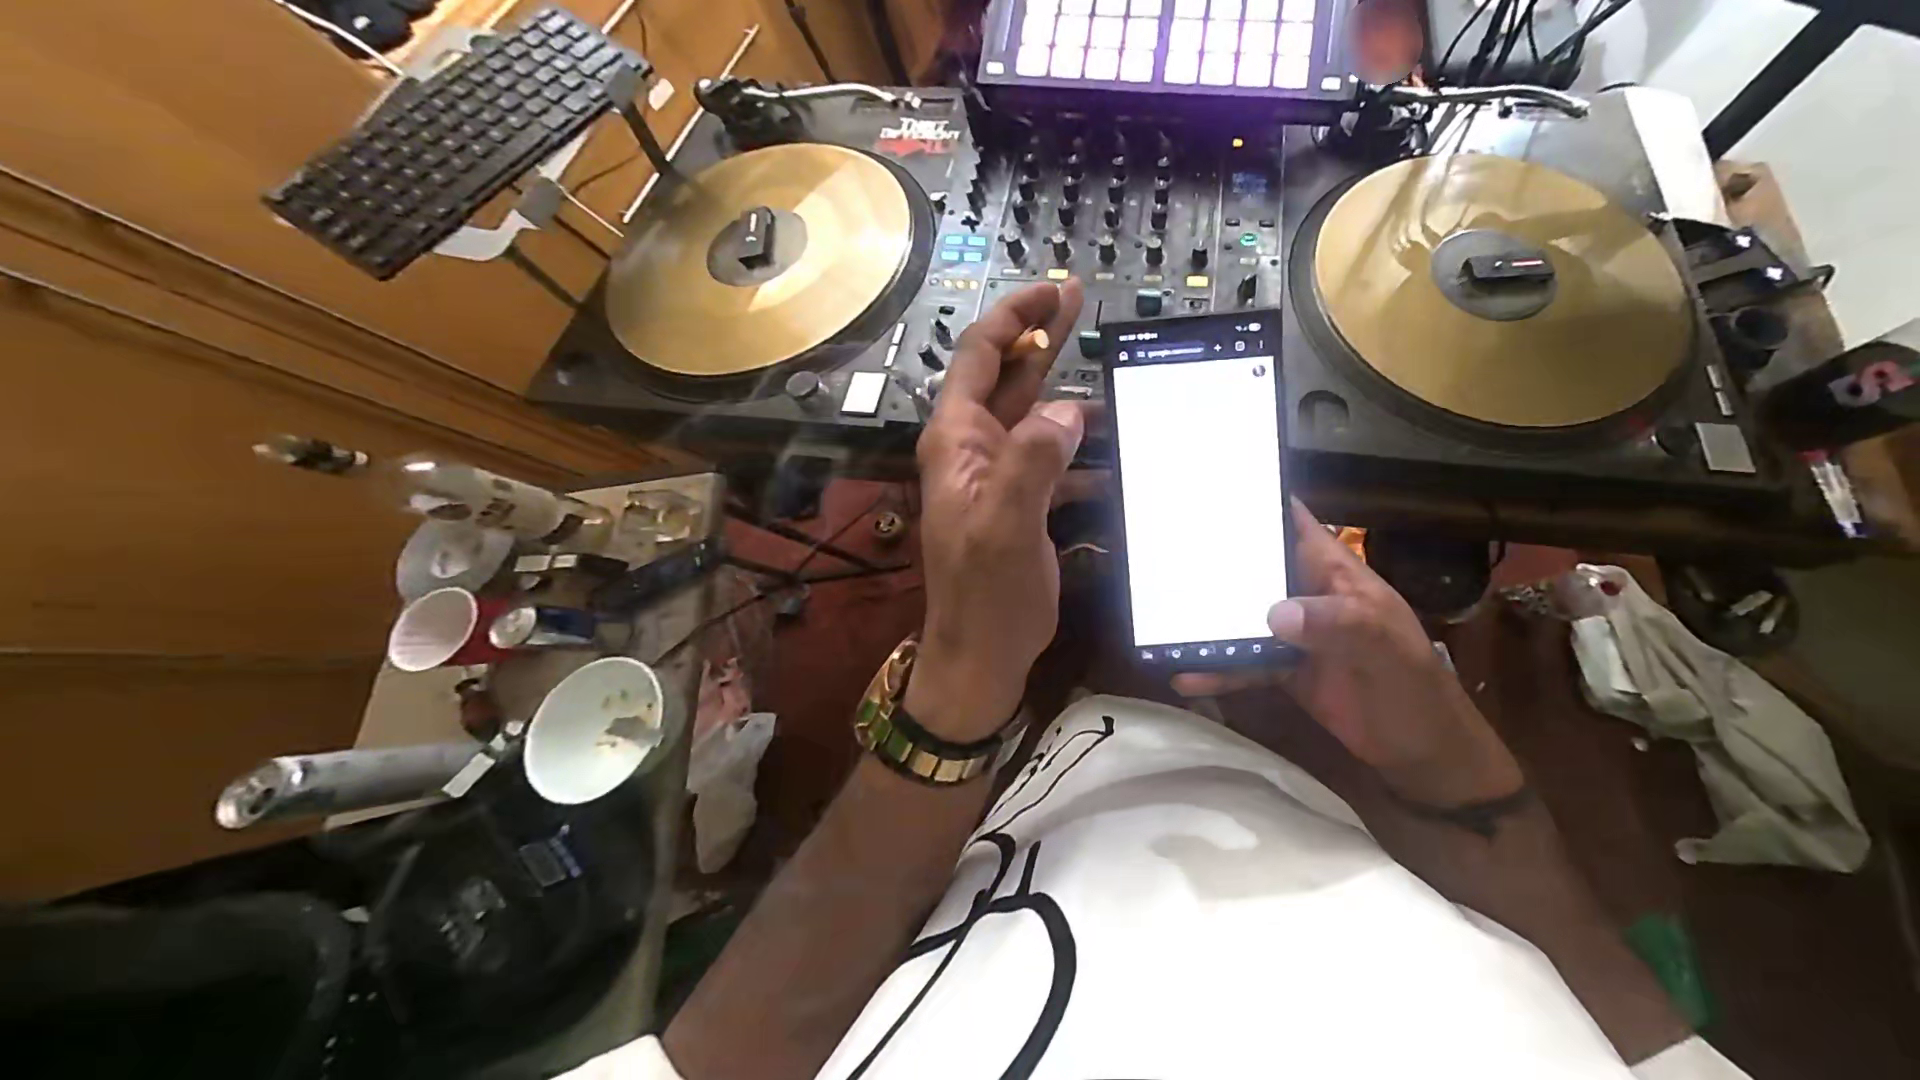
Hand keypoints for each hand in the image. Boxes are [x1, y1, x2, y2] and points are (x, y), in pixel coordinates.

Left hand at [905, 280, 1086, 741]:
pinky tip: (1114, 451)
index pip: (978, 358)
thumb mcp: (1006, 526)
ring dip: (1068, 395)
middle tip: (1079, 302)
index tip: (1053, 292)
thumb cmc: (985, 595)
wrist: (982, 654)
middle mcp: (973, 450)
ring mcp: (997, 477)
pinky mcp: (1020, 503)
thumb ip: (1030, 462)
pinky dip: (1079, 449)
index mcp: (957, 442)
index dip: (1014, 319)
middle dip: (1042, 340)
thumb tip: (1066, 410)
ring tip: (1115, 378)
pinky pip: (1052, 459)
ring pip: (1033, 418)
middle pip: (1006, 377)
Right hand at [1174, 498, 1522, 805]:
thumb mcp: (1385, 650)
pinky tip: (1187, 676)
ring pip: (1240, 615)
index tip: (1208, 489)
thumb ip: (1338, 625)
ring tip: (1162, 621)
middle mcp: (1306, 595)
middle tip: (1160, 548)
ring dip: (1206, 619)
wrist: (1421, 755)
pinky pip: (1240, 661)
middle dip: (1212, 558)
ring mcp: (1291, 633)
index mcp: (1335, 574)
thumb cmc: (1414, 691)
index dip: (1258, 501)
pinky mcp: (1280, 668)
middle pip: (1253, 567)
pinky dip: (1215, 668)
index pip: (1294, 523)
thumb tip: (1274, 613)